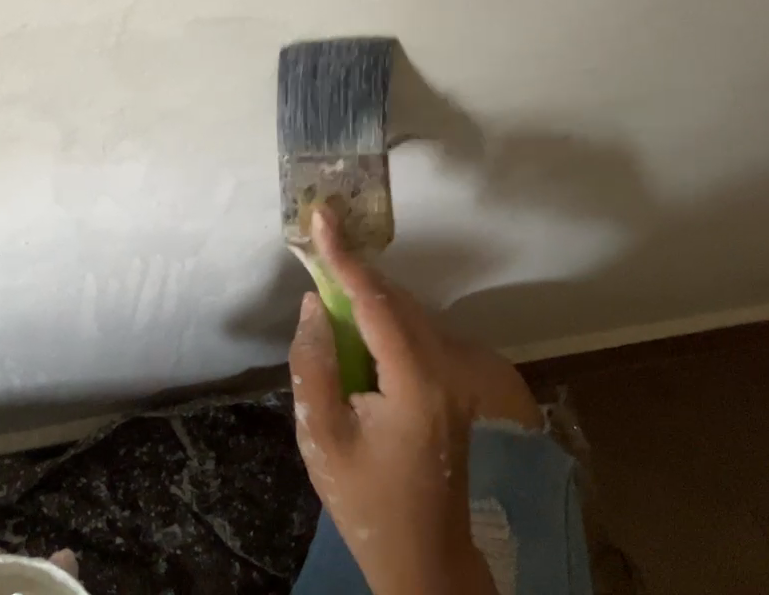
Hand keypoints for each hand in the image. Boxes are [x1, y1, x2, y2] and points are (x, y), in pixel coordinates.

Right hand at [288, 210, 541, 594]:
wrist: (424, 553)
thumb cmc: (366, 499)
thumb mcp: (321, 436)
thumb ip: (314, 364)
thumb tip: (315, 306)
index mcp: (416, 382)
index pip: (376, 303)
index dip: (345, 257)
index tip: (323, 216)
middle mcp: (445, 371)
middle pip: (397, 300)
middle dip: (355, 268)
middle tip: (318, 237)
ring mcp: (455, 379)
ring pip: (409, 313)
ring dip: (368, 291)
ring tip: (329, 272)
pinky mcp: (451, 387)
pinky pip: (415, 332)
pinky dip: (382, 315)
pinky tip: (355, 321)